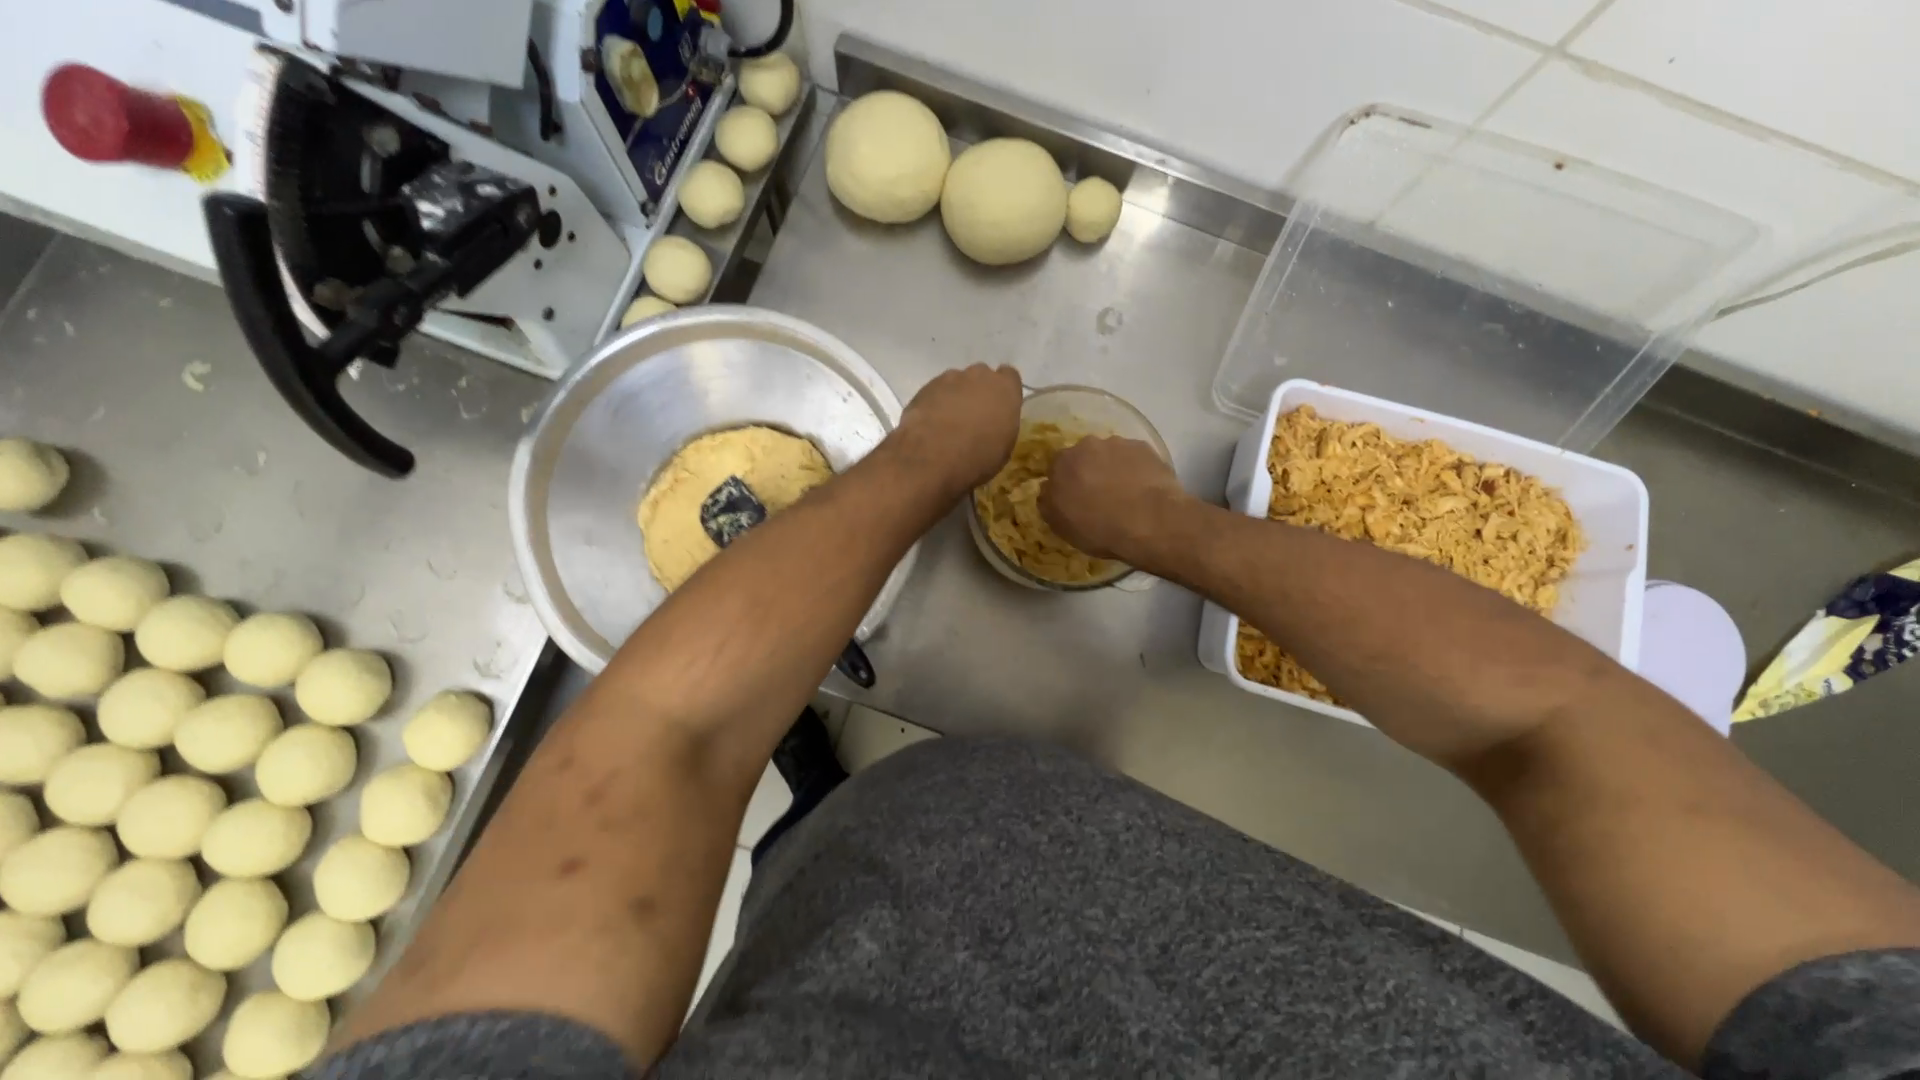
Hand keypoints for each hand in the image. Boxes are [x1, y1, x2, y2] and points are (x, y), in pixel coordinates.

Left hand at [895, 364, 1023, 493]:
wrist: (931, 458)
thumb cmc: (977, 458)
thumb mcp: (1003, 449)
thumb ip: (1002, 425)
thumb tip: (993, 424)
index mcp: (1005, 389)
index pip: (1009, 377)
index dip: (1003, 392)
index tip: (999, 408)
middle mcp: (979, 376)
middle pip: (982, 376)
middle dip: (979, 392)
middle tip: (974, 417)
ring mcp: (950, 378)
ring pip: (957, 382)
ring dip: (956, 397)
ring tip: (948, 423)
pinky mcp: (925, 387)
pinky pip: (936, 391)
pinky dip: (936, 403)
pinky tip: (931, 424)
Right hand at [1041, 436, 1186, 559]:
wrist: (1149, 521)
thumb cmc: (1098, 528)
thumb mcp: (1061, 526)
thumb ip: (1048, 503)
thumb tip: (1046, 490)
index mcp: (1062, 463)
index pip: (1057, 467)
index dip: (1066, 483)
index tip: (1074, 499)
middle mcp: (1088, 445)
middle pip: (1085, 456)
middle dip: (1090, 472)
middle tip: (1100, 496)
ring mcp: (1118, 444)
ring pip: (1111, 455)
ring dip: (1114, 469)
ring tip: (1126, 494)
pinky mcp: (1145, 448)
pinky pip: (1135, 458)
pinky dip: (1136, 469)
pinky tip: (1143, 489)